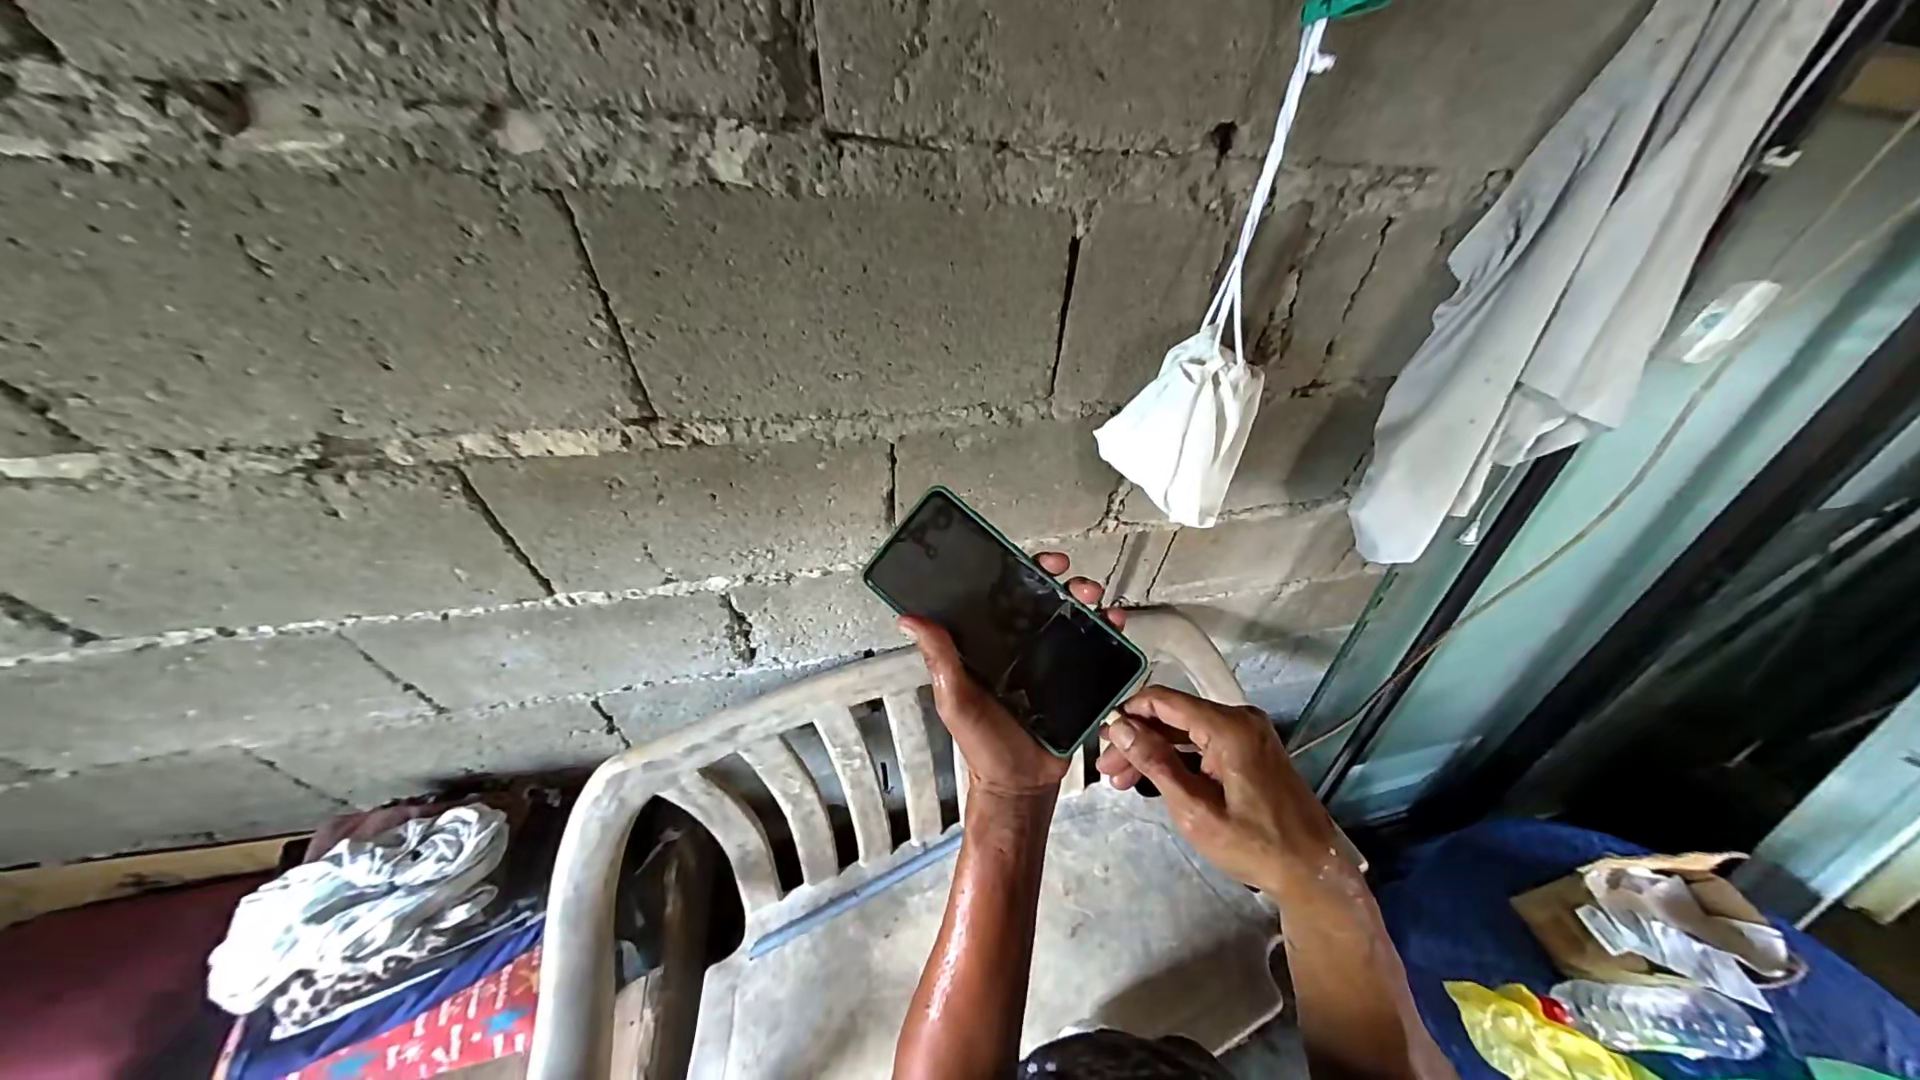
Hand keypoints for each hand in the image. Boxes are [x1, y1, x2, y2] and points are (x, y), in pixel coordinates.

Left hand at [899, 551, 1125, 798]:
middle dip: (1065, 584)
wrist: (1020, 784)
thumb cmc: (983, 744)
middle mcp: (1022, 647)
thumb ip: (939, 658)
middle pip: (1047, 602)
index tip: (1041, 562)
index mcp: (992, 645)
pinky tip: (1114, 625)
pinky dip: (1107, 632)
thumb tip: (910, 619)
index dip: (1024, 572)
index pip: (1007, 596)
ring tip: (1096, 602)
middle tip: (1075, 583)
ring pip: (1073, 620)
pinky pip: (1094, 650)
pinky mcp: (1075, 680)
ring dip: (1088, 603)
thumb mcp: (954, 698)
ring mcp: (1050, 662)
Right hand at [1095, 686, 1336, 890]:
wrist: (1314, 873)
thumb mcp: (1195, 809)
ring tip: (1122, 777)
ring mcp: (1248, 733)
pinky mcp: (1250, 749)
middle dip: (1137, 739)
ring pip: (1185, 730)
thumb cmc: (1255, 845)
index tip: (1103, 735)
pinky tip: (1154, 777)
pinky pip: (1203, 741)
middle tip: (1108, 767)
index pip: (1163, 700)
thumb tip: (1120, 728)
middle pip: (1172, 715)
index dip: (1129, 712)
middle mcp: (1239, 719)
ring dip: (1153, 750)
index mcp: (1228, 727)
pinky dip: (1177, 757)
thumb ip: (1155, 762)